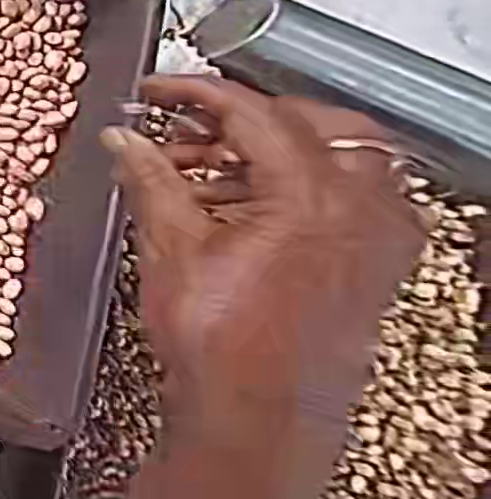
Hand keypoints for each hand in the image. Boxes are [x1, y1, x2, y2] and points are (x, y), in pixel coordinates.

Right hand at [100, 76, 423, 438]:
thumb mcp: (169, 244)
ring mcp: (376, 237)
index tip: (153, 89)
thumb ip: (150, 178)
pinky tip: (217, 199)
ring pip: (329, 156)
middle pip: (314, 124)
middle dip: (238, 116)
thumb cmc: (219, 337)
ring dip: (255, 149)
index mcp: (316, 202)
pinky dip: (276, 180)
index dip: (196, 92)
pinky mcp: (367, 259)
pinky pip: (335, 192)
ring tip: (185, 166)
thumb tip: (122, 138)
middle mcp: (366, 212)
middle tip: (175, 123)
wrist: (258, 408)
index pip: (258, 114)